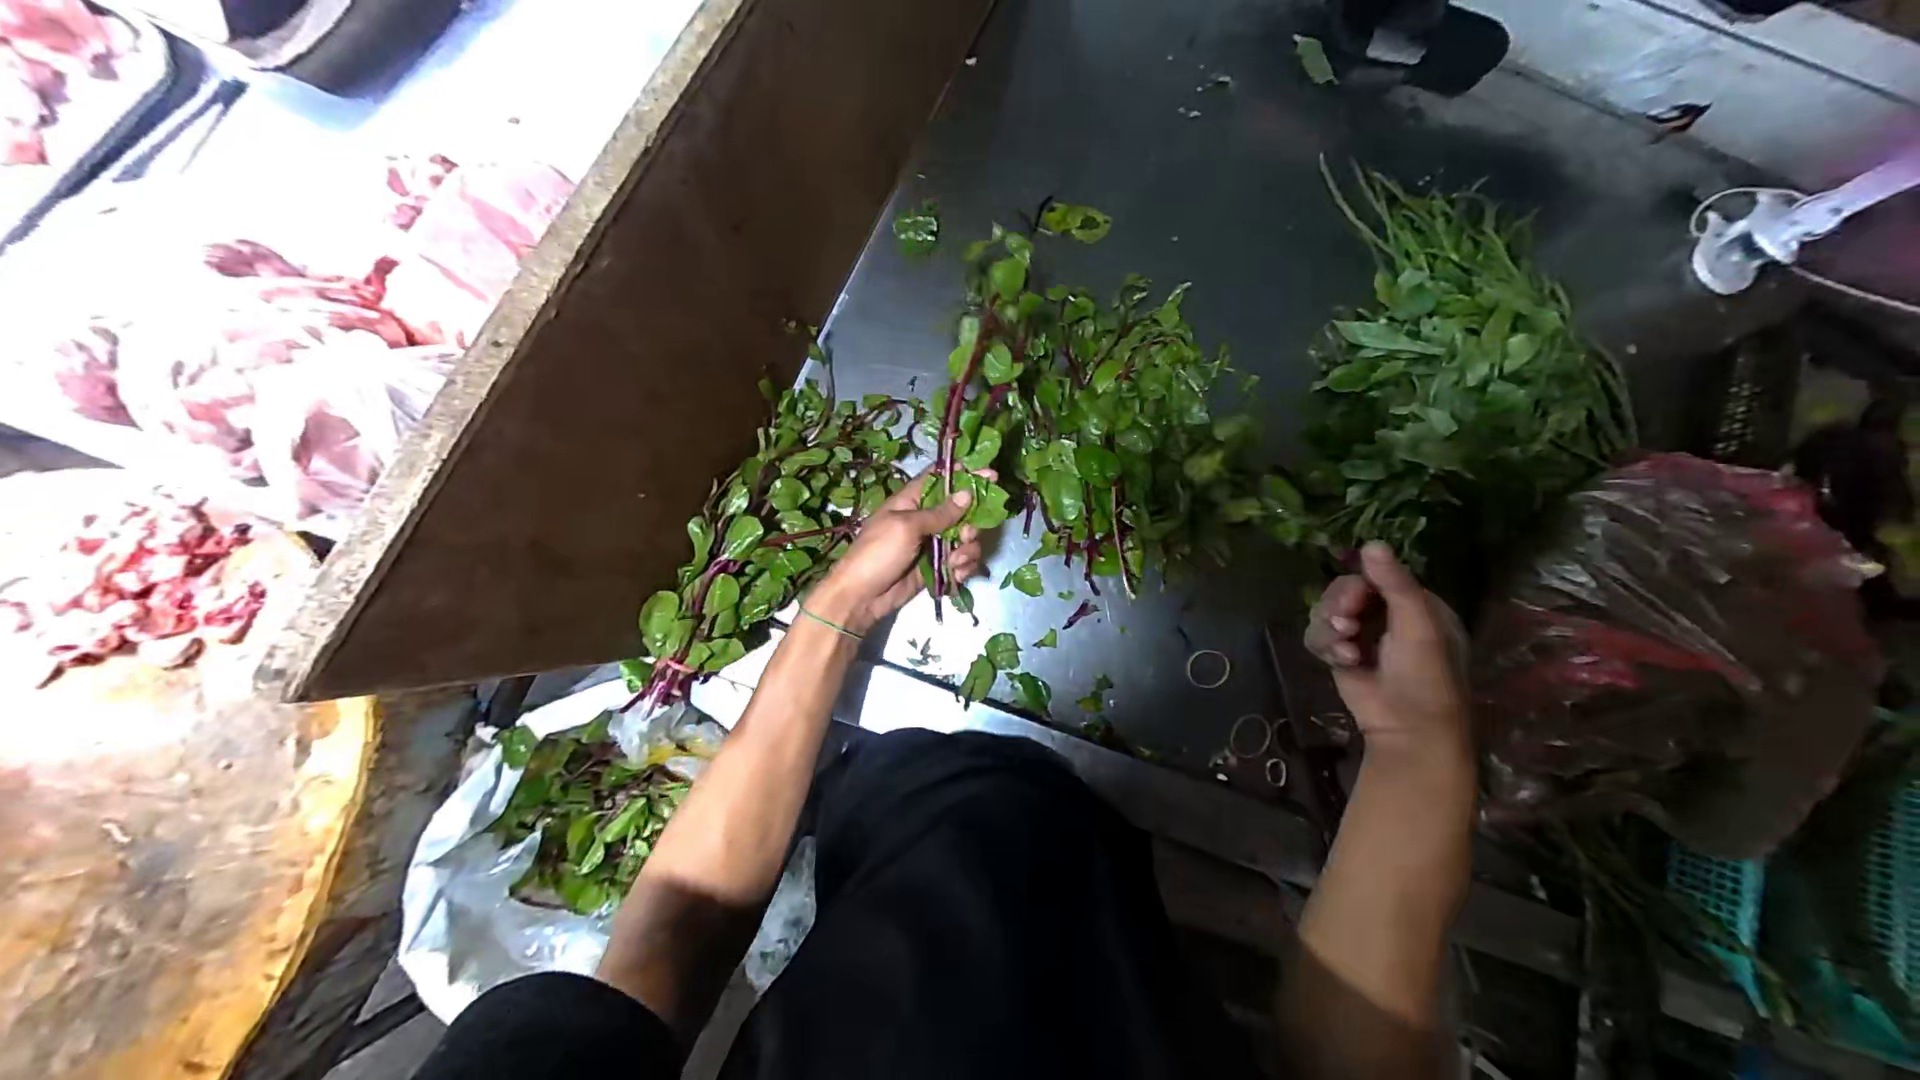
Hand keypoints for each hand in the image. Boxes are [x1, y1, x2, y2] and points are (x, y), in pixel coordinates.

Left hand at [805, 470, 988, 634]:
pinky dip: (963, 566)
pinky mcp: (937, 566)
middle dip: (971, 521)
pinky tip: (956, 574)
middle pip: (962, 510)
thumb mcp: (906, 527)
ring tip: (956, 560)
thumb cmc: (877, 553)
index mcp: (911, 501)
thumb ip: (939, 513)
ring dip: (968, 548)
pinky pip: (961, 560)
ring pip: (966, 537)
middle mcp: (925, 519)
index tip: (991, 476)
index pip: (941, 479)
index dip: (965, 474)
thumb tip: (967, 493)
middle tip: (967, 533)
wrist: (862, 597)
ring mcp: (933, 544)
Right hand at [1305, 543, 1470, 754]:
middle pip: (1342, 590)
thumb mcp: (1418, 627)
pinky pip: (1316, 635)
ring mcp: (1360, 635)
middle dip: (1338, 607)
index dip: (1358, 581)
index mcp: (1414, 603)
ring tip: (1345, 651)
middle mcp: (1385, 615)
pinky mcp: (1339, 655)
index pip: (1375, 574)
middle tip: (1345, 625)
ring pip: (1324, 611)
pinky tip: (1341, 661)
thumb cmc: (1426, 677)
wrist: (1408, 730)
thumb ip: (1395, 585)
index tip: (1354, 596)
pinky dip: (1324, 647)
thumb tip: (1371, 542)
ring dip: (1329, 629)